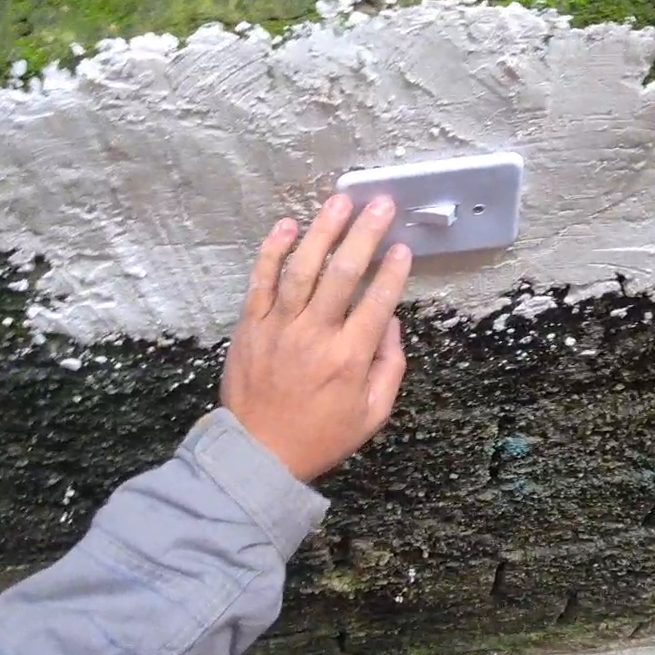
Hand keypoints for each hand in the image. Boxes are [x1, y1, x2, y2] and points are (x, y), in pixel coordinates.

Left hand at [222, 194, 411, 481]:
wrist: (258, 453)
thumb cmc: (321, 435)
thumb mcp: (372, 414)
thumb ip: (390, 367)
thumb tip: (390, 322)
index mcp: (349, 358)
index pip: (378, 301)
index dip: (393, 271)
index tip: (403, 247)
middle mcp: (316, 335)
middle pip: (344, 274)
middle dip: (366, 234)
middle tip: (382, 205)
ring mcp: (279, 326)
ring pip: (303, 268)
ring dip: (323, 231)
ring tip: (341, 201)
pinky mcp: (251, 325)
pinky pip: (261, 280)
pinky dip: (273, 250)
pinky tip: (288, 225)